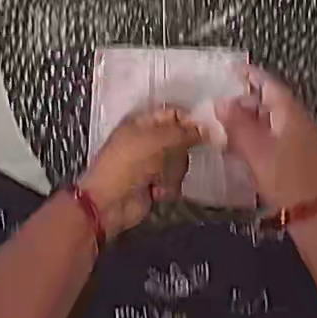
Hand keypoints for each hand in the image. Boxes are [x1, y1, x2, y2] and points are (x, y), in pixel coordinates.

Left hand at [77, 106, 202, 235]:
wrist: (109, 203)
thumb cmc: (128, 164)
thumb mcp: (155, 141)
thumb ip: (183, 133)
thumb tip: (207, 129)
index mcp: (142, 122)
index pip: (173, 114)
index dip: (189, 120)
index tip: (206, 130)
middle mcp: (148, 140)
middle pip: (180, 139)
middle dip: (180, 152)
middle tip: (176, 158)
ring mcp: (152, 163)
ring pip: (180, 161)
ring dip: (173, 172)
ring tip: (160, 179)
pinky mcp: (156, 184)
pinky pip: (174, 180)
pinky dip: (168, 187)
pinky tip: (157, 191)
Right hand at [218, 67, 316, 209]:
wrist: (311, 215)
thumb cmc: (284, 178)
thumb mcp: (255, 150)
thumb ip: (237, 124)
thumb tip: (221, 102)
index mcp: (291, 113)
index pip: (270, 84)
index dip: (251, 75)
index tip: (233, 69)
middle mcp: (299, 120)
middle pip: (271, 101)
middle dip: (246, 100)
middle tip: (223, 104)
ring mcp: (302, 137)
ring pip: (273, 119)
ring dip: (251, 118)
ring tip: (228, 123)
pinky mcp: (299, 154)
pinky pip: (276, 133)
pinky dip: (259, 133)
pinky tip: (243, 144)